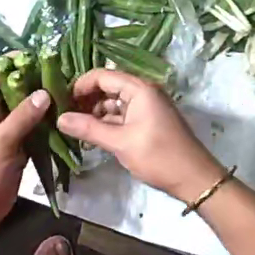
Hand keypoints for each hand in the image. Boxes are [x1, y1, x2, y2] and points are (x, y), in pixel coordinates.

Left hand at [0, 65, 49, 241]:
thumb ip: (22, 117)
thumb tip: (44, 91)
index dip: (8, 61)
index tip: (36, 56)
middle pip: (10, 89)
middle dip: (31, 81)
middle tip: (60, 74)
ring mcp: (2, 133)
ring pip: (22, 110)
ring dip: (40, 103)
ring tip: (67, 92)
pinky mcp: (14, 150)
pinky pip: (30, 130)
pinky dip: (43, 124)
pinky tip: (63, 118)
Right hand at [57, 70, 223, 201]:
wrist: (194, 179)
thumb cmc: (158, 156)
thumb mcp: (120, 142)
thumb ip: (89, 128)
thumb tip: (59, 118)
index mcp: (139, 89)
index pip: (102, 75)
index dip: (80, 85)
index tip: (62, 101)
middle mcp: (142, 91)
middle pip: (107, 86)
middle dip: (85, 99)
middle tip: (65, 115)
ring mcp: (146, 106)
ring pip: (112, 102)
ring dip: (94, 112)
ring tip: (75, 127)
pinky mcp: (146, 121)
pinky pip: (121, 114)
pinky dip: (106, 122)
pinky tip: (91, 134)